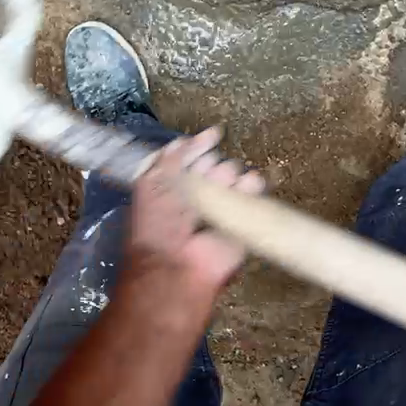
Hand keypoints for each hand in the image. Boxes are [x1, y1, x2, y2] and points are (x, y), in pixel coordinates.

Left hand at [121, 128, 266, 304]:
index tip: (212, 138)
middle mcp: (200, 196)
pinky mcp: (242, 220)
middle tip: (206, 175)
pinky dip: (252, 186)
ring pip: (234, 175)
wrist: (175, 267)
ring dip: (228, 175)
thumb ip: (171, 158)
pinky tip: (246, 184)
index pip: (193, 157)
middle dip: (211, 165)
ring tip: (220, 186)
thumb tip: (191, 138)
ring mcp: (223, 207)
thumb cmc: (156, 224)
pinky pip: (254, 194)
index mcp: (176, 187)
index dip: (198, 147)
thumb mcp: (151, 184)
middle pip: (214, 164)